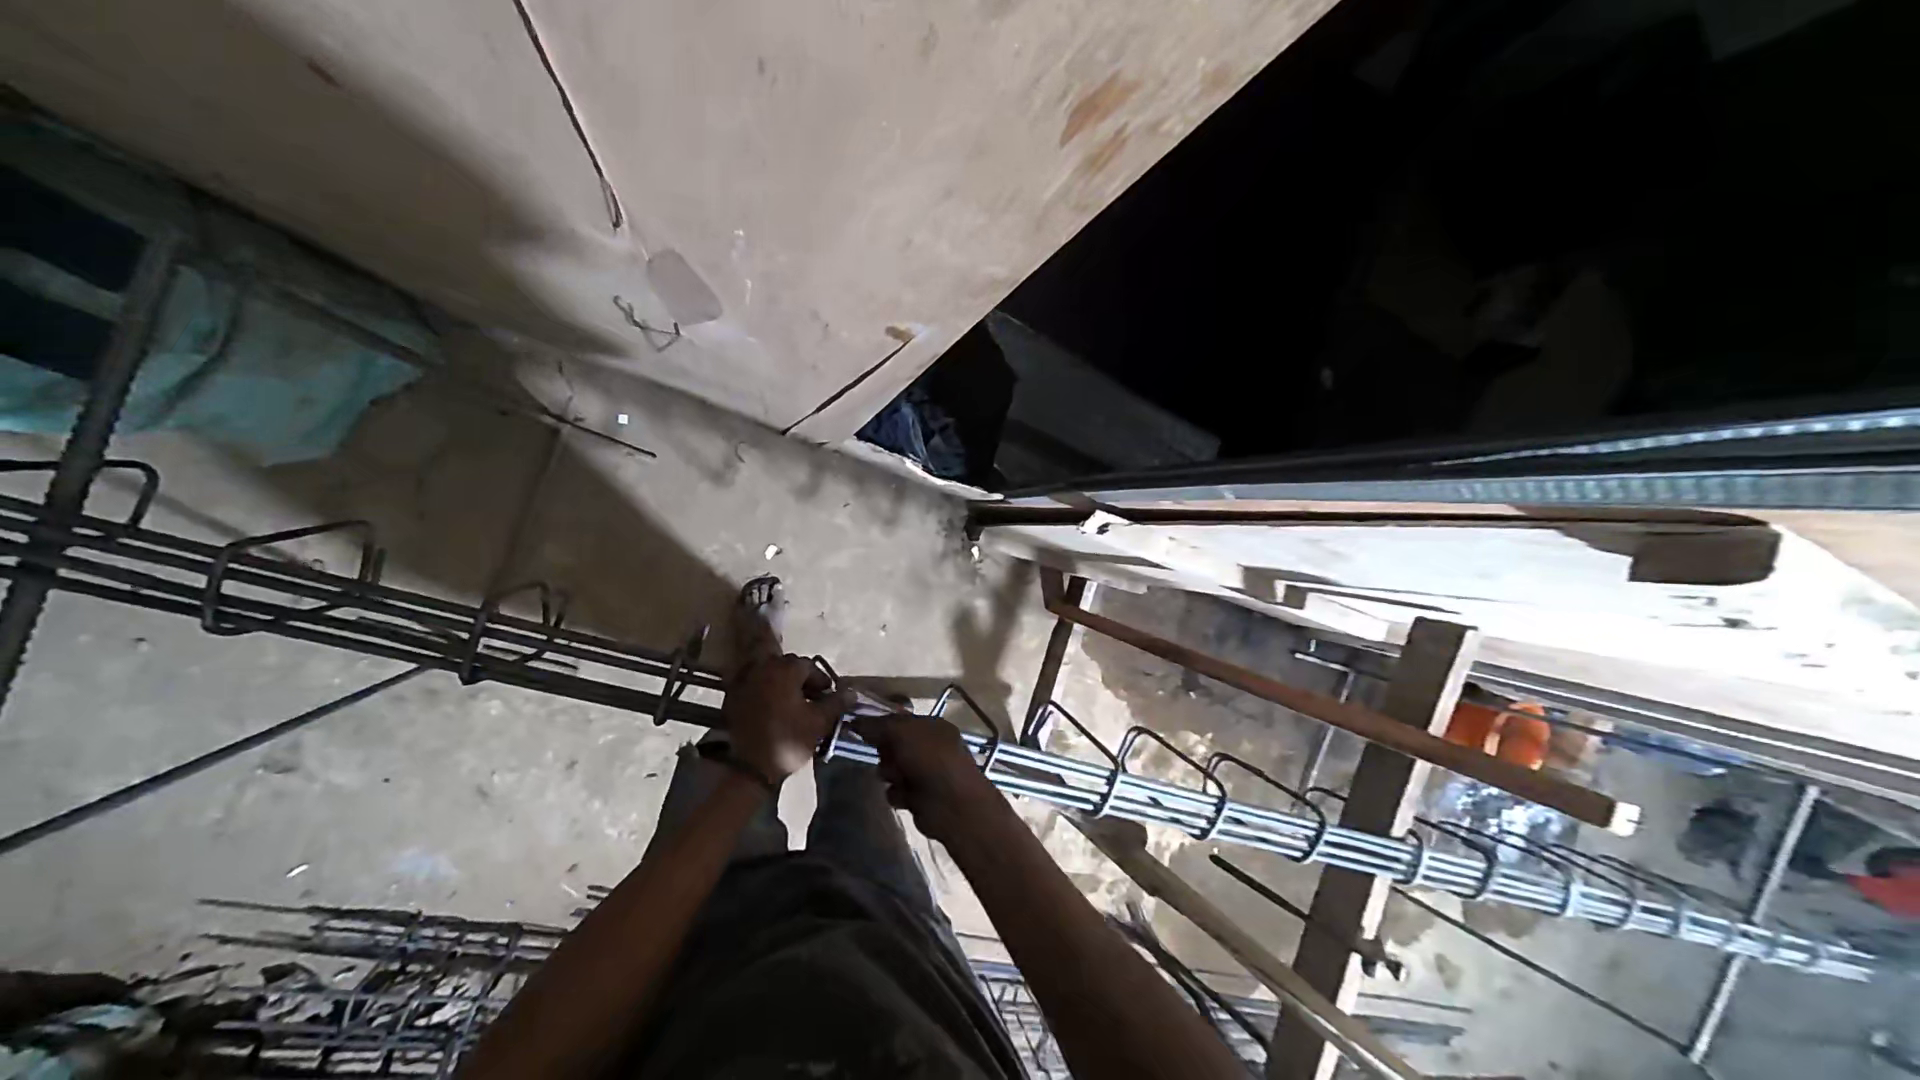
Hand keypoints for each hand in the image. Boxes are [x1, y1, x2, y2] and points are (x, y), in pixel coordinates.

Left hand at [723, 654, 849, 782]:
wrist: (751, 767)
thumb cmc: (789, 740)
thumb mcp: (819, 722)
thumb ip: (836, 703)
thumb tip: (851, 692)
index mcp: (785, 670)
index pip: (809, 665)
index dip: (821, 680)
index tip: (827, 695)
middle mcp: (763, 668)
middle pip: (787, 665)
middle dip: (800, 678)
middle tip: (810, 698)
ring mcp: (743, 681)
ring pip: (767, 672)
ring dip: (780, 681)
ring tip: (790, 701)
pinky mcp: (731, 696)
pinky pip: (751, 684)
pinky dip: (761, 689)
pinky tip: (769, 705)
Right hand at [851, 713, 1004, 843]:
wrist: (952, 804)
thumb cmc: (931, 759)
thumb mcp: (903, 733)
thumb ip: (878, 725)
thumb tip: (855, 721)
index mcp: (932, 726)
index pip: (899, 720)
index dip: (881, 724)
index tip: (859, 729)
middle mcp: (930, 747)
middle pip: (893, 744)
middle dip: (885, 751)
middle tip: (886, 756)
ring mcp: (925, 772)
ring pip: (892, 768)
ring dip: (890, 773)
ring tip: (897, 778)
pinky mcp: (919, 796)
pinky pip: (895, 790)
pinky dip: (897, 793)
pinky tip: (904, 796)